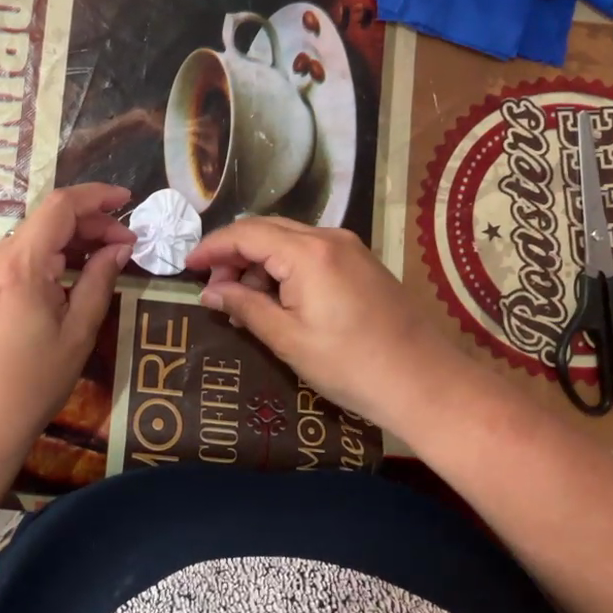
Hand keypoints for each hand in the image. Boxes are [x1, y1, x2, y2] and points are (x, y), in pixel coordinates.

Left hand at [0, 183, 134, 459]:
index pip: (61, 206)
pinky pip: (15, 261)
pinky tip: (66, 281)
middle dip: (89, 224)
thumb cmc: (31, 383)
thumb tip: (118, 248)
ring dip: (68, 242)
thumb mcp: (77, 333)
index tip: (128, 202)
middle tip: (125, 246)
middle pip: (47, 221)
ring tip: (101, 262)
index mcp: (22, 264)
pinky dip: (46, 259)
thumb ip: (100, 282)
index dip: (97, 196)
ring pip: (31, 240)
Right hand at [187, 217, 453, 430]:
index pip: (246, 233)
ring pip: (288, 239)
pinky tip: (275, 296)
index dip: (212, 247)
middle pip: (267, 229)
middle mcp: (329, 238)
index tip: (186, 265)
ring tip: (239, 297)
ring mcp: (349, 248)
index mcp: (308, 253)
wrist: (426, 383)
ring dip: (258, 260)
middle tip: (211, 286)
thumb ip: (245, 308)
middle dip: (233, 252)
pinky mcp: (361, 263)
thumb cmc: (351, 365)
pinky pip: (310, 251)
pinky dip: (283, 266)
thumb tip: (210, 293)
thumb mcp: (289, 340)